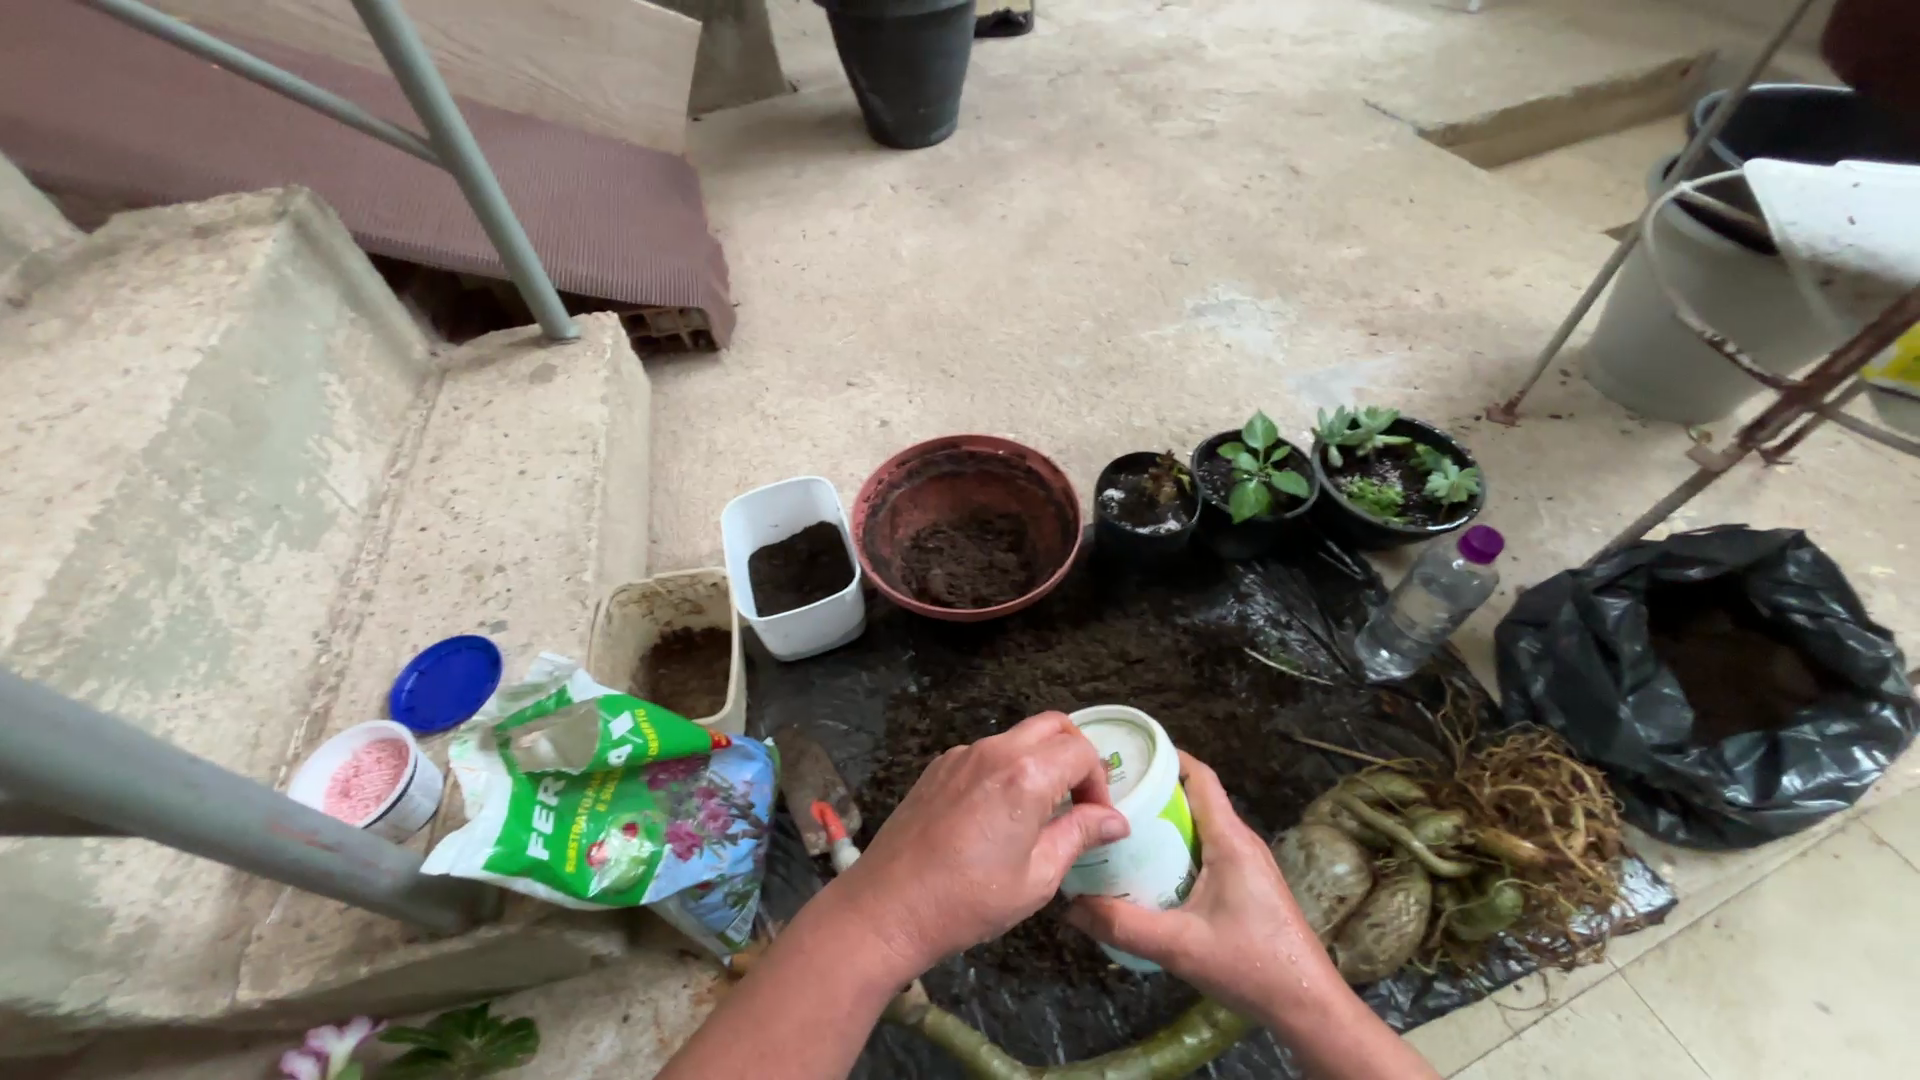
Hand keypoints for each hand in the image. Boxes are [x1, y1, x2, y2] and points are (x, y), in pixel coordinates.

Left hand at [821, 711, 1129, 980]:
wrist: (887, 907)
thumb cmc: (968, 900)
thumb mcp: (1037, 877)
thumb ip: (1078, 836)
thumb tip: (1115, 820)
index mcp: (1024, 775)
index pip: (1081, 752)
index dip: (1099, 782)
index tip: (1096, 818)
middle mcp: (993, 751)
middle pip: (1052, 725)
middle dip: (1075, 755)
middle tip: (1077, 800)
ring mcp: (961, 754)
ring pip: (1018, 736)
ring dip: (1040, 760)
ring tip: (1040, 812)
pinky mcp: (938, 766)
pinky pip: (986, 753)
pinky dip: (1007, 768)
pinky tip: (997, 815)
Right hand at [1065, 752, 1342, 1021]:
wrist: (1308, 1007)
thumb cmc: (1251, 965)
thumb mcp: (1178, 946)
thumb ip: (1121, 926)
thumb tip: (1070, 907)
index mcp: (1229, 839)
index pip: (1199, 776)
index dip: (1165, 757)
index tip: (1125, 758)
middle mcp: (1240, 841)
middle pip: (1194, 798)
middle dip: (1152, 793)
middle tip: (1108, 798)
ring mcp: (1248, 864)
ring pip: (1200, 826)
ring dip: (1164, 823)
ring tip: (1120, 830)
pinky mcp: (1248, 885)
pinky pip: (1207, 850)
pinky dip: (1177, 848)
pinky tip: (1151, 871)